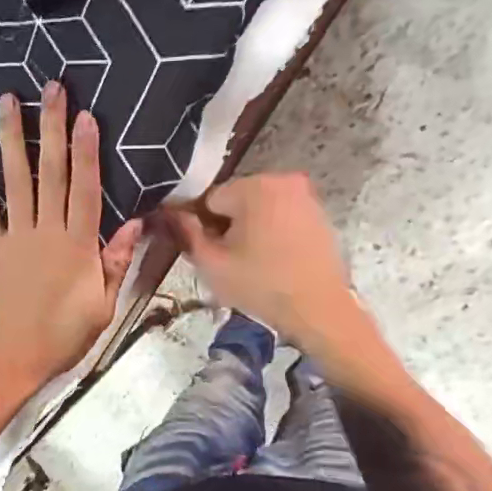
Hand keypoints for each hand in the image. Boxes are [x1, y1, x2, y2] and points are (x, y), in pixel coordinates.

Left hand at [0, 81, 142, 392]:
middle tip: (50, 87)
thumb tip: (137, 222)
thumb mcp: (104, 304)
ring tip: (7, 101)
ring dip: (12, 138)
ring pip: (15, 179)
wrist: (12, 358)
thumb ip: (116, 261)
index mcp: (78, 244)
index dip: (86, 150)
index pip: (85, 188)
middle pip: (51, 171)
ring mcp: (15, 235)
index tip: (84, 114)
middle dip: (51, 127)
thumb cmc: (64, 335)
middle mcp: (45, 230)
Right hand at [163, 174, 359, 351]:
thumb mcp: (212, 265)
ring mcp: (305, 195)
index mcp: (254, 187)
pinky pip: (282, 214)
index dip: (203, 225)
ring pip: (260, 206)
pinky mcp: (319, 213)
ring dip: (250, 227)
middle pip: (236, 199)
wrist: (319, 310)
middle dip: (228, 223)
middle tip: (229, 259)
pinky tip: (274, 259)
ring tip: (252, 261)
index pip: (210, 198)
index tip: (207, 251)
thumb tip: (172, 213)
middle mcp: (282, 180)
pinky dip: (273, 230)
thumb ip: (187, 234)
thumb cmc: (262, 286)